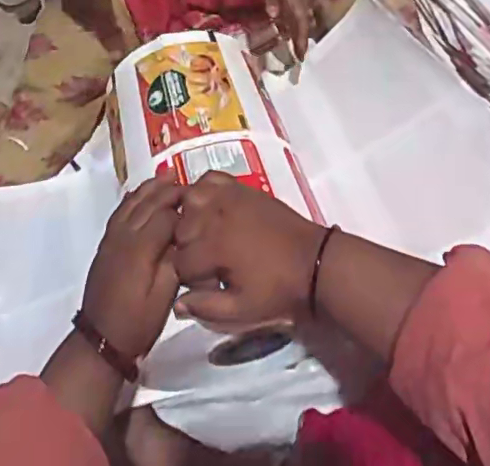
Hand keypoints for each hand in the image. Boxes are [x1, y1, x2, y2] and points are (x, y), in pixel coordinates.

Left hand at [80, 178, 185, 359]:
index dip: (183, 209)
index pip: (166, 216)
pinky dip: (133, 197)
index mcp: (140, 248)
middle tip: (188, 184)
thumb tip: (183, 238)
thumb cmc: (136, 323)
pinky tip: (141, 193)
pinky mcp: (106, 242)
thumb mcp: (163, 298)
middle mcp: (124, 235)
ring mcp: (112, 236)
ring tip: (167, 177)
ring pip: (133, 201)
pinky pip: (120, 210)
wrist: (100, 340)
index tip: (201, 206)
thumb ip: (174, 263)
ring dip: (150, 188)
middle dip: (169, 191)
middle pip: (148, 203)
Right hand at [172, 172, 326, 330]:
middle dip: (187, 249)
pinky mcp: (240, 187)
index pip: (179, 261)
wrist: (313, 263)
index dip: (188, 277)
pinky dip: (204, 190)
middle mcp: (214, 215)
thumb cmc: (278, 289)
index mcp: (214, 247)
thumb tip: (176, 304)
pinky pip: (209, 179)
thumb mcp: (243, 309)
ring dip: (190, 218)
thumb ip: (207, 307)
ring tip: (205, 235)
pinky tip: (211, 207)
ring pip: (188, 199)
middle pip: (180, 229)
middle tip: (208, 264)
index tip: (206, 285)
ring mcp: (227, 196)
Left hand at [241, 0, 311, 59]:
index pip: (301, 21)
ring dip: (291, 34)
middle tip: (297, 58)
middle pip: (299, 23)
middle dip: (299, 40)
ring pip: (291, 20)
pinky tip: (277, 34)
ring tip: (288, 51)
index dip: (301, 38)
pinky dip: (281, 26)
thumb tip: (274, 15)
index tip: (301, 56)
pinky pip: (282, 15)